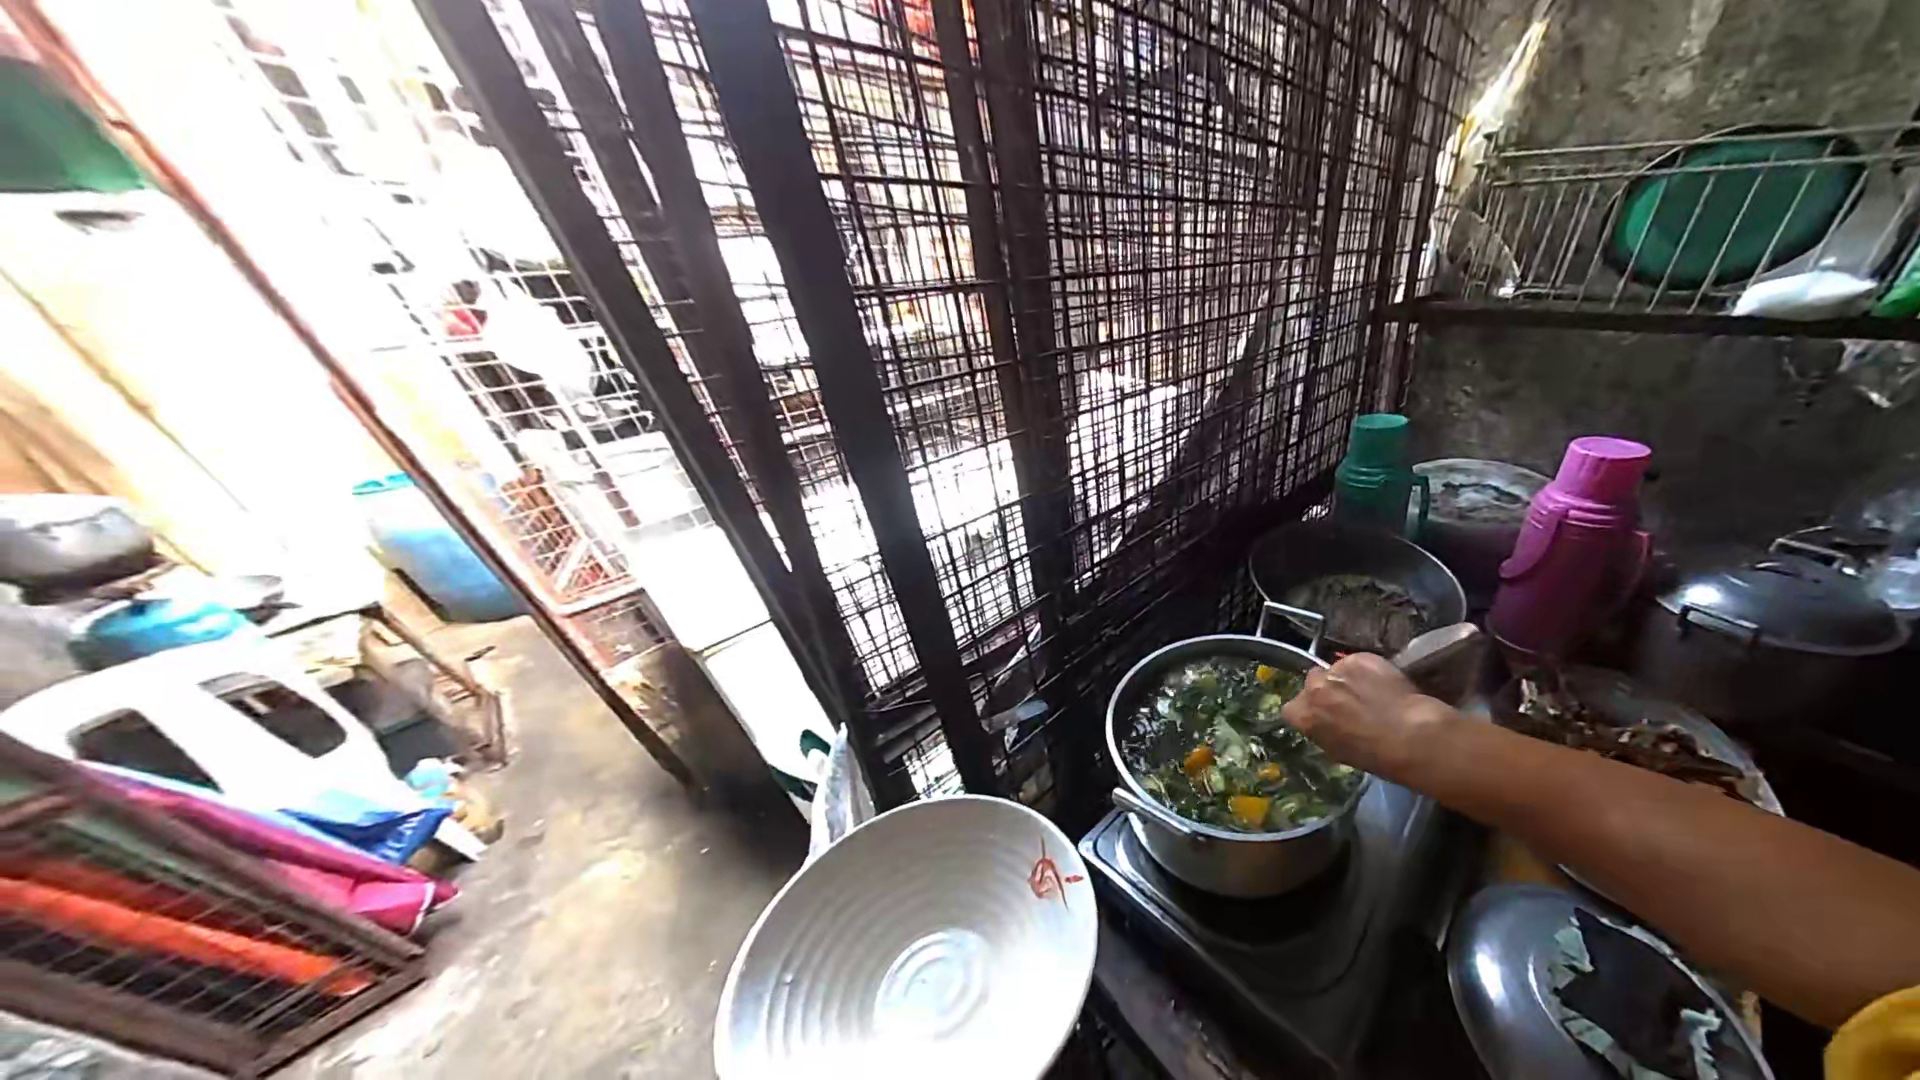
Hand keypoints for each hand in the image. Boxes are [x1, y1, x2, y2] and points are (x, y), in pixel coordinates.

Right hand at [1280, 653, 1460, 779]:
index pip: (1292, 708)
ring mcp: (1336, 670)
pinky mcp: (1360, 658)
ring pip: (1335, 671)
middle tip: (1347, 704)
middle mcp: (1313, 688)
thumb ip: (1319, 729)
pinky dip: (1368, 672)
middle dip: (1325, 691)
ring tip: (1370, 694)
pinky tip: (1384, 686)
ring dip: (1346, 680)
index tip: (1322, 716)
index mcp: (1302, 714)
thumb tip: (1321, 721)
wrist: (1415, 737)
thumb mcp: (1336, 751)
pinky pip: (1358, 663)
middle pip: (1312, 683)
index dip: (1308, 711)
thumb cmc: (1377, 755)